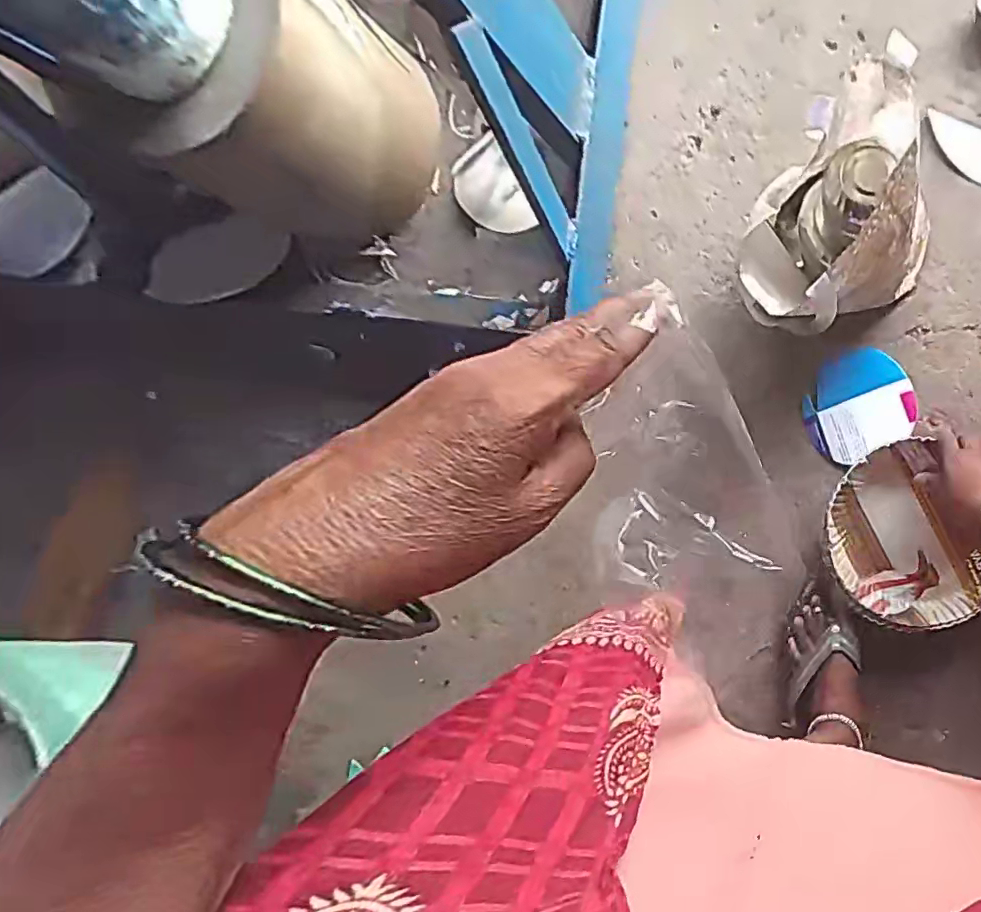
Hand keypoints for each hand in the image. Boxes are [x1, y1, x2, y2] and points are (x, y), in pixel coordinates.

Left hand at [198, 291, 660, 613]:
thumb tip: (570, 426)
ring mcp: (457, 379)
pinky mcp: (437, 394)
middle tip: (650, 299)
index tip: (662, 306)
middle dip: (611, 315)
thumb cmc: (438, 532)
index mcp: (520, 399)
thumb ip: (572, 457)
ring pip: (537, 346)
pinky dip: (549, 353)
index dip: (631, 331)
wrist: (319, 543)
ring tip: (618, 321)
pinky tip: (563, 359)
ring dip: (581, 331)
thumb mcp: (531, 508)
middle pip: (563, 336)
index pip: (592, 355)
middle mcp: (489, 374)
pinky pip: (512, 363)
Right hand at [911, 419, 980, 548]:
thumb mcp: (942, 494)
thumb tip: (920, 477)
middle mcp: (973, 451)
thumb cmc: (965, 501)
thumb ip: (932, 483)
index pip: (945, 436)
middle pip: (967, 437)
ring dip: (978, 449)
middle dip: (961, 441)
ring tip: (974, 458)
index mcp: (953, 455)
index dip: (941, 435)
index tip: (937, 438)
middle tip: (956, 450)